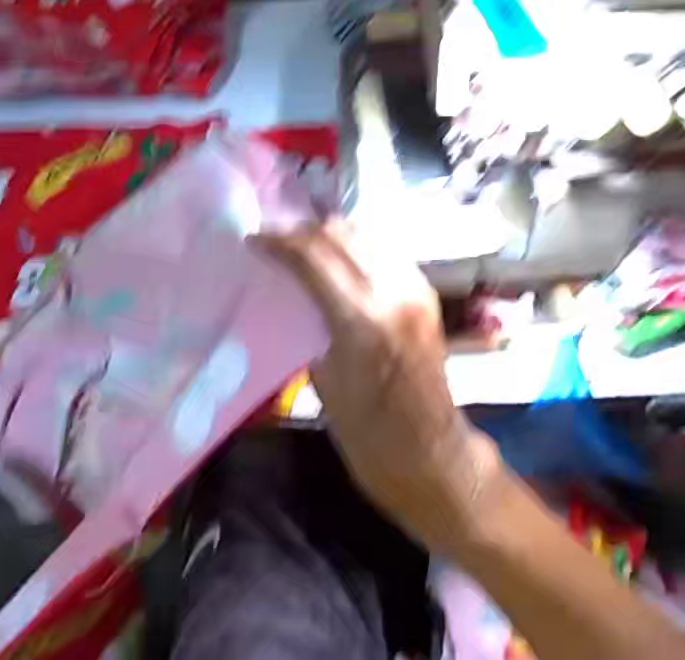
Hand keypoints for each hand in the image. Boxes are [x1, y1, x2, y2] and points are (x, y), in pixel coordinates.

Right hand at [253, 221, 499, 549]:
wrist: (429, 454)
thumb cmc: (366, 432)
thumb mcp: (323, 375)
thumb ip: (310, 319)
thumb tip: (291, 285)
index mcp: (362, 320)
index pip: (313, 255)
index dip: (279, 241)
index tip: (254, 239)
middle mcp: (393, 291)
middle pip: (340, 233)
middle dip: (302, 231)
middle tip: (276, 241)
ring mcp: (415, 286)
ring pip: (364, 233)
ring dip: (329, 234)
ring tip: (302, 246)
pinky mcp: (425, 290)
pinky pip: (382, 249)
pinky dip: (355, 246)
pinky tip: (337, 259)